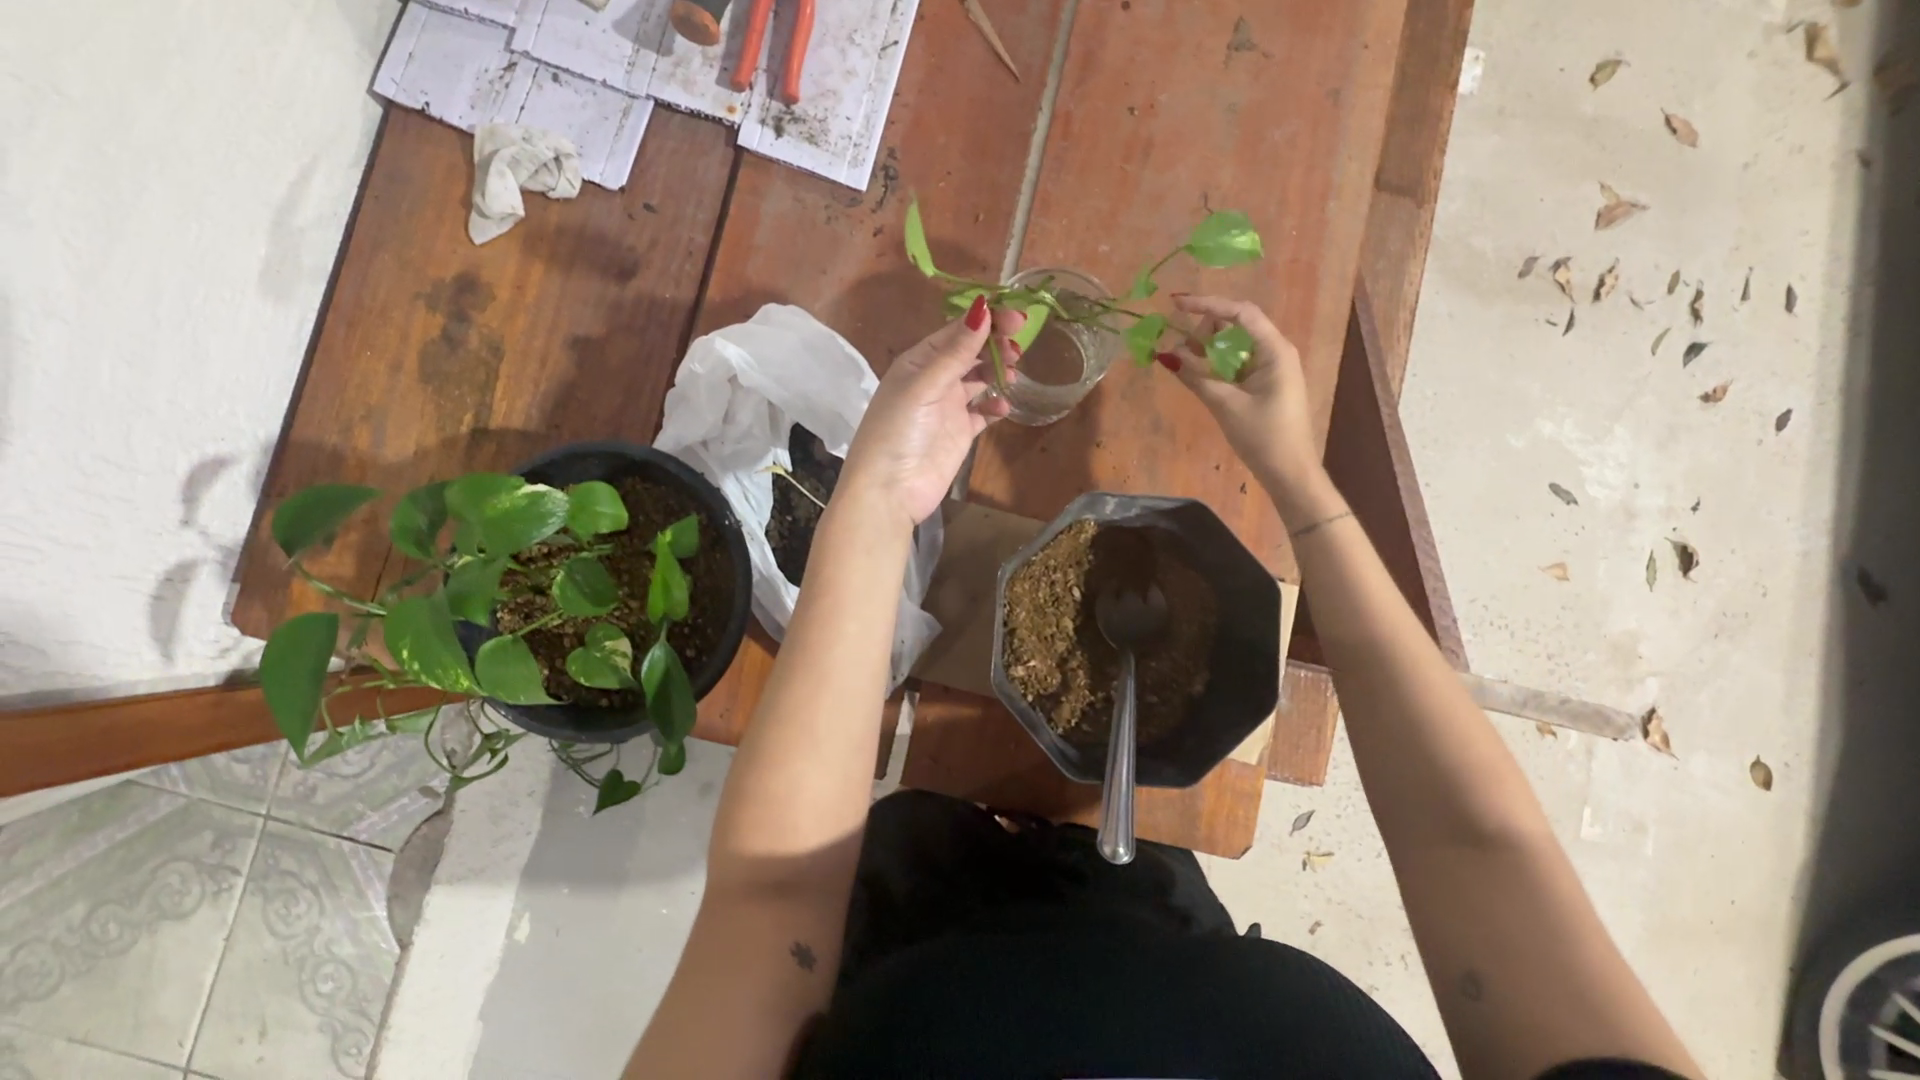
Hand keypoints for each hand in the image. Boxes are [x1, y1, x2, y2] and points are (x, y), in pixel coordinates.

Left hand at [840, 296, 1014, 526]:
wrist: (889, 490)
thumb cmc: (898, 432)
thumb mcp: (924, 386)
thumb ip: (955, 352)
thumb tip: (984, 308)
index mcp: (918, 362)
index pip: (956, 332)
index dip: (987, 321)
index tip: (1017, 319)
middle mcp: (933, 380)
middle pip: (971, 352)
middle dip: (996, 345)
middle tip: (1019, 348)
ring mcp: (947, 407)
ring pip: (979, 379)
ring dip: (997, 372)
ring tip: (1013, 375)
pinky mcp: (959, 433)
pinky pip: (983, 412)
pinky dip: (996, 407)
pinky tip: (1004, 407)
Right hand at [1160, 295, 1330, 515]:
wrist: (1289, 472)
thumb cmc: (1263, 436)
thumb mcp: (1225, 405)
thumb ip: (1196, 376)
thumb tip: (1165, 355)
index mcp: (1274, 350)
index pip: (1240, 312)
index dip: (1208, 304)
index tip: (1176, 305)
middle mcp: (1275, 352)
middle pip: (1237, 325)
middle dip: (1205, 331)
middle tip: (1180, 349)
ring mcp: (1271, 368)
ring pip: (1235, 346)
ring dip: (1209, 349)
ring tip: (1185, 363)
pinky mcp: (1264, 385)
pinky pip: (1237, 364)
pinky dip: (1217, 365)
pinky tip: (1199, 375)